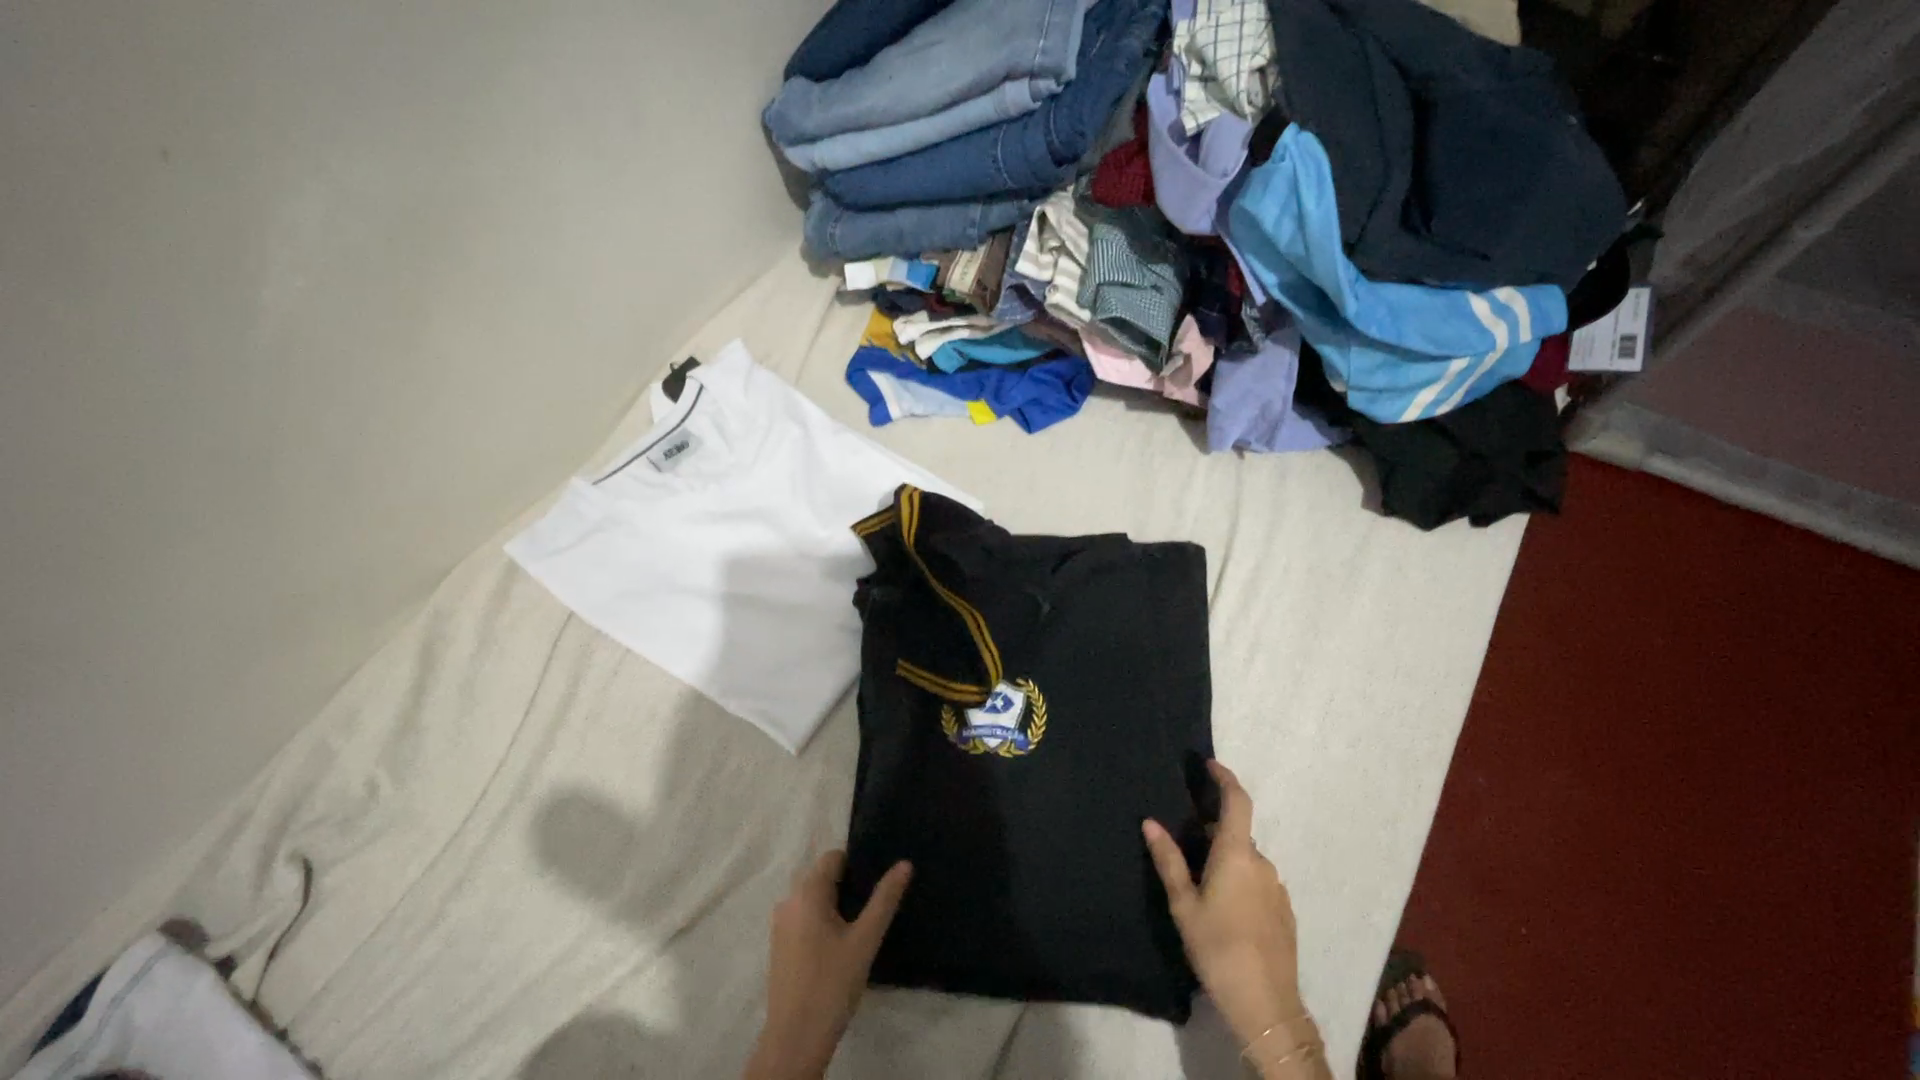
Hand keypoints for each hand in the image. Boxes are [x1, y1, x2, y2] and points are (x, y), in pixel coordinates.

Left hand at [742, 851, 912, 1079]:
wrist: (796, 1036)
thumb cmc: (833, 982)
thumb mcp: (866, 939)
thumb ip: (885, 899)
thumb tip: (904, 864)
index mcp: (807, 893)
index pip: (833, 858)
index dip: (857, 865)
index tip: (876, 884)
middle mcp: (788, 901)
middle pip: (822, 877)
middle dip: (848, 886)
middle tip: (873, 908)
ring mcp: (780, 924)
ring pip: (812, 899)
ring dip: (835, 905)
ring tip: (860, 927)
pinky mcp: (779, 945)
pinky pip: (803, 918)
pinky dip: (821, 921)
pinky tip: (839, 946)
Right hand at [1143, 761, 1305, 1049]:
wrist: (1265, 1003)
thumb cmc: (1217, 948)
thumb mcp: (1184, 905)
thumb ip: (1169, 861)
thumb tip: (1150, 822)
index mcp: (1236, 854)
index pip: (1237, 802)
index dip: (1225, 778)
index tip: (1209, 765)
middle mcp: (1262, 863)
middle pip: (1237, 834)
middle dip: (1212, 832)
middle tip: (1184, 846)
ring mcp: (1277, 888)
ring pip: (1247, 861)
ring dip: (1225, 861)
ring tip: (1199, 885)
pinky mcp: (1284, 912)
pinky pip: (1258, 883)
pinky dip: (1239, 882)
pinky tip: (1223, 911)